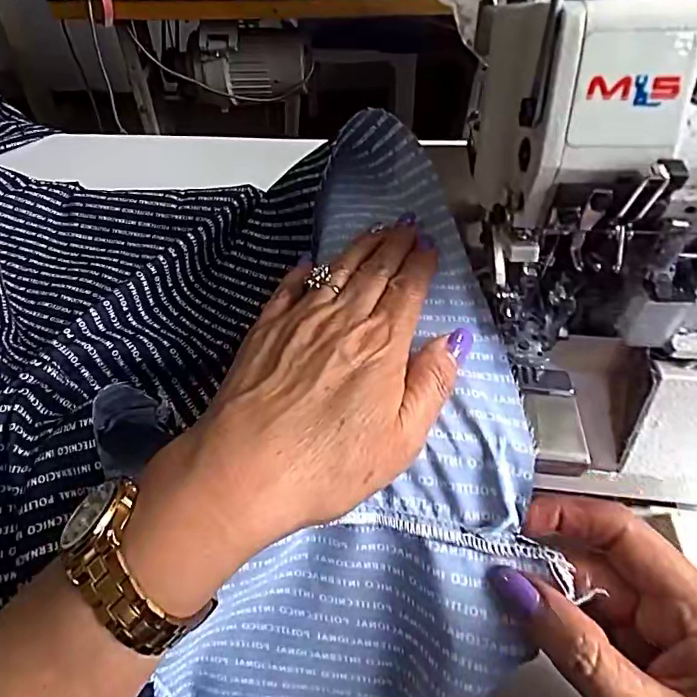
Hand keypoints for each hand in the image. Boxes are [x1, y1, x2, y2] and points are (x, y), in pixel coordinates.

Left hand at [121, 222, 469, 611]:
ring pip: (338, 270)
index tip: (429, 248)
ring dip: (361, 246)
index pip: (408, 288)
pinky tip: (312, 263)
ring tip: (376, 232)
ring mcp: (301, 320)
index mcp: (382, 344)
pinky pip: (291, 287)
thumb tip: (453, 342)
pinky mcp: (266, 329)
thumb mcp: (400, 440)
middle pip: (376, 269)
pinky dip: (307, 270)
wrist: (243, 470)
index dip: (421, 264)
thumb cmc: (327, 466)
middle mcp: (344, 320)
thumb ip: (431, 385)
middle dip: (396, 244)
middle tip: (407, 226)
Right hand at [490, 495, 696, 696]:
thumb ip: (581, 654)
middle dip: (552, 563)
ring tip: (511, 604)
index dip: (570, 516)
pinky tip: (542, 637)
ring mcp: (674, 645)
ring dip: (557, 601)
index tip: (522, 519)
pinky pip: (606, 636)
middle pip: (607, 565)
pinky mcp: (661, 672)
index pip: (627, 534)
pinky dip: (570, 634)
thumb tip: (526, 594)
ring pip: (602, 601)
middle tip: (501, 569)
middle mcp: (690, 618)